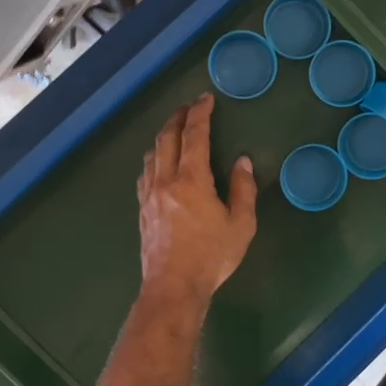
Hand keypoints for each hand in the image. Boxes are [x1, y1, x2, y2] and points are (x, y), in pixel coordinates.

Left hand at [136, 94, 257, 314]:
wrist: (173, 286)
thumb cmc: (212, 256)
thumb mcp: (241, 224)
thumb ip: (243, 189)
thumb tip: (242, 162)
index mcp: (192, 180)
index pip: (194, 136)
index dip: (200, 113)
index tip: (206, 99)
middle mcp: (166, 180)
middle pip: (167, 138)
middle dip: (178, 117)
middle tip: (190, 107)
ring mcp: (150, 195)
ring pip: (152, 154)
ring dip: (164, 136)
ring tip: (176, 131)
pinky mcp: (143, 209)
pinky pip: (145, 172)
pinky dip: (155, 158)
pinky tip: (160, 163)